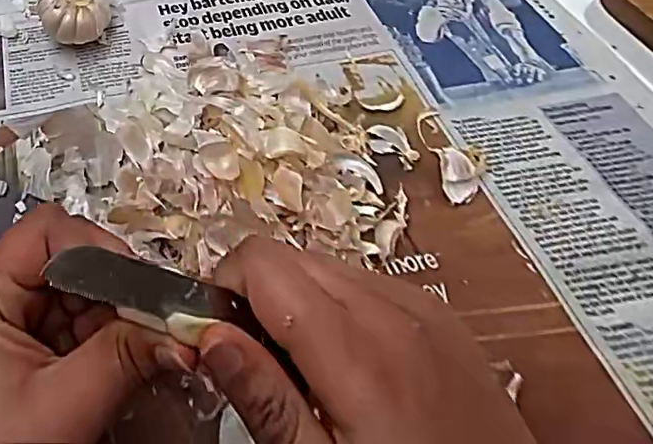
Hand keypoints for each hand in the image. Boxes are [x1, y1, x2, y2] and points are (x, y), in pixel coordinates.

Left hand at [0, 203, 195, 443]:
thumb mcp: (59, 406)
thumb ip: (117, 362)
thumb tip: (171, 331)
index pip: (44, 231)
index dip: (93, 244)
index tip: (137, 278)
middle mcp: (4, 295)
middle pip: (68, 257)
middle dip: (116, 282)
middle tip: (157, 314)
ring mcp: (24, 321)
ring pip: (83, 291)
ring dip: (120, 312)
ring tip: (150, 340)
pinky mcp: (42, 349)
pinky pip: (85, 324)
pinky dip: (113, 336)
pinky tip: (133, 357)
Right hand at [196, 236, 536, 443]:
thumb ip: (265, 398)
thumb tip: (209, 335)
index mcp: (357, 349)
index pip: (257, 259)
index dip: (225, 287)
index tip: (223, 334)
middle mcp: (392, 313)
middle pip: (285, 255)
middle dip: (257, 293)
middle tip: (261, 359)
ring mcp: (423, 312)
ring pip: (320, 263)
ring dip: (296, 296)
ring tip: (308, 365)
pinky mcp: (443, 321)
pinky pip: (363, 281)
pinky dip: (337, 303)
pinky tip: (349, 360)